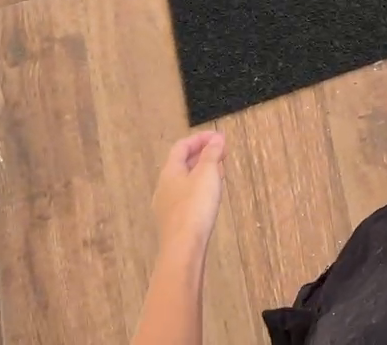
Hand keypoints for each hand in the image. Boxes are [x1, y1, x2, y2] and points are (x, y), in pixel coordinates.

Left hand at [152, 130, 226, 258]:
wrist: (183, 248)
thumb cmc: (195, 205)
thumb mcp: (207, 173)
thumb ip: (212, 153)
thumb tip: (216, 138)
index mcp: (170, 172)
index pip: (182, 146)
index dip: (200, 138)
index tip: (219, 137)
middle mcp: (164, 186)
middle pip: (182, 163)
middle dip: (203, 154)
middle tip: (223, 152)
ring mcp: (167, 205)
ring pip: (185, 180)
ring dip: (202, 170)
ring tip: (220, 170)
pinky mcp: (173, 220)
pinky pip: (186, 195)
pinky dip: (200, 186)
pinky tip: (211, 194)